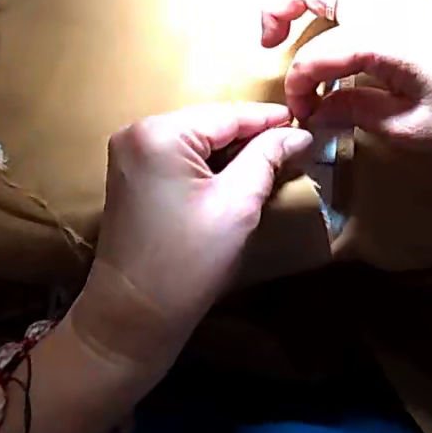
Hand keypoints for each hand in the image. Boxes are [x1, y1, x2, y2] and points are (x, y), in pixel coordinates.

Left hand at [65, 102, 313, 382]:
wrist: (131, 317)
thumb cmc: (188, 262)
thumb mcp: (237, 204)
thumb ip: (266, 158)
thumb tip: (297, 134)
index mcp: (161, 133)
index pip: (226, 114)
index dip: (267, 118)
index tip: (303, 122)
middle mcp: (138, 130)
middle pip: (208, 122)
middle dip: (249, 132)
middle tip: (292, 141)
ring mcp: (129, 150)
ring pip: (194, 136)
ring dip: (230, 146)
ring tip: (271, 154)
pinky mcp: (129, 170)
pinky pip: (177, 152)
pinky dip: (207, 159)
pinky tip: (235, 170)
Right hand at [260, 0, 431, 158]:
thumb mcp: (410, 127)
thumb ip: (353, 112)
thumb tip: (316, 111)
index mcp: (380, 36)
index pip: (316, 55)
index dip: (299, 86)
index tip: (301, 113)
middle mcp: (387, 2)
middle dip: (280, 4)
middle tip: (269, 39)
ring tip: (296, 21)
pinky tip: (339, 16)